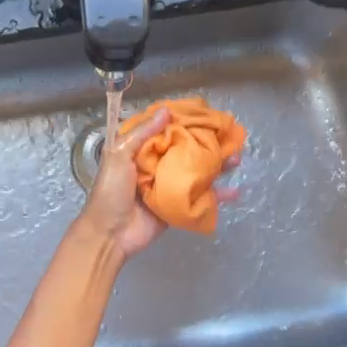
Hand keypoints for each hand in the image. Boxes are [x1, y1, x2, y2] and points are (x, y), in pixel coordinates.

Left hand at [76, 107, 240, 261]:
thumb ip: (142, 133)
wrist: (110, 234)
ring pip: (197, 171)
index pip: (165, 130)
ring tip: (236, 158)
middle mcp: (157, 164)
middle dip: (207, 143)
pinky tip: (235, 191)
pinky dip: (217, 195)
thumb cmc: (111, 191)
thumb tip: (166, 111)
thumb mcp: (118, 155)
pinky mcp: (178, 206)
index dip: (184, 122)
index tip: (206, 115)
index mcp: (140, 150)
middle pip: (186, 150)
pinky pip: (200, 197)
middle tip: (229, 136)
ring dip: (216, 165)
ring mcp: (169, 186)